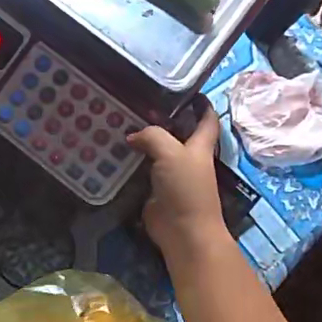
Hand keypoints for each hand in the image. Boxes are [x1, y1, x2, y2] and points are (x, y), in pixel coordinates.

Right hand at [128, 103, 226, 260]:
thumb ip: (153, 137)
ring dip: (142, 140)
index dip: (201, 104)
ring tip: (120, 123)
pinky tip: (114, 151)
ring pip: (156, 151)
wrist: (183, 231)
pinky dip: (130, 162)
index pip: (207, 120)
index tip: (187, 90)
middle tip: (138, 104)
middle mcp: (187, 158)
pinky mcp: (155, 190)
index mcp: (200, 147)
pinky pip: (141, 170)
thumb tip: (133, 137)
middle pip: (177, 133)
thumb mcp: (172, 153)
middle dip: (163, 119)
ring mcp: (170, 175)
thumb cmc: (186, 188)